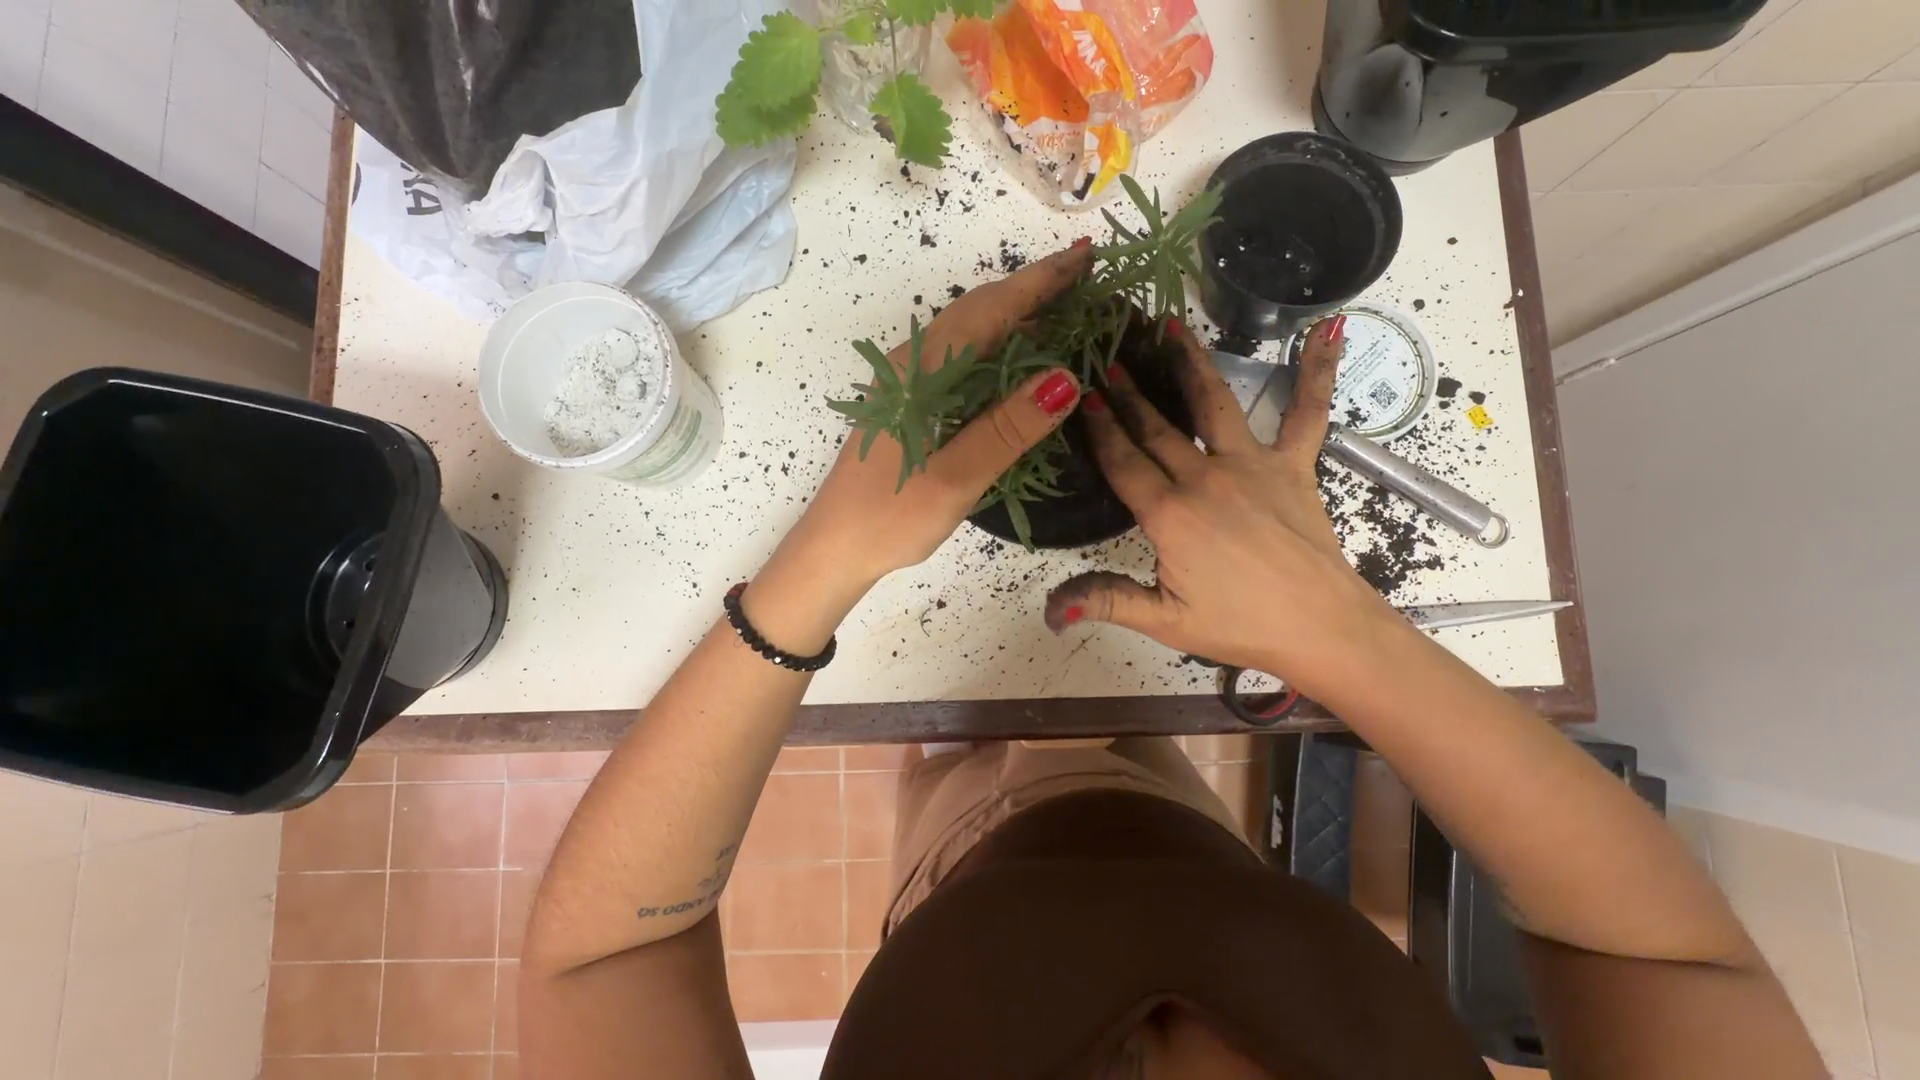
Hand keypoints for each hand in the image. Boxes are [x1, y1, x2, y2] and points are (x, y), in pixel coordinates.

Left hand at [746, 242, 1094, 649]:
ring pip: (970, 336)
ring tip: (1069, 310)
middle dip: (1033, 291)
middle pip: (978, 313)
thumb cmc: (888, 519)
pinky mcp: (910, 406)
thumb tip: (1065, 380)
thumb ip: (1007, 429)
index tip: (1085, 256)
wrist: (833, 551)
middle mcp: (911, 366)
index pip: (987, 311)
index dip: (1038, 282)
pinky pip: (963, 362)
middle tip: (1088, 280)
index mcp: (919, 374)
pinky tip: (1024, 362)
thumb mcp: (954, 480)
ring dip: (1017, 318)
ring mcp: (908, 385)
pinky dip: (1000, 350)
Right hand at [1043, 317, 1399, 692]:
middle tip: (1108, 358)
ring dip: (1190, 363)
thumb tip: (1049, 610)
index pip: (1123, 462)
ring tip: (1171, 326)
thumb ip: (1105, 600)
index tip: (1081, 396)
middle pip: (1157, 429)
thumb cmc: (1241, 628)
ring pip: (1214, 403)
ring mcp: (1253, 466)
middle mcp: (1205, 478)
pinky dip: (1316, 373)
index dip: (1099, 429)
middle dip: (1129, 394)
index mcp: (1169, 514)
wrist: (1321, 628)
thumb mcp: (1165, 621)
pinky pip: (1308, 413)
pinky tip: (1328, 332)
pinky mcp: (1294, 467)